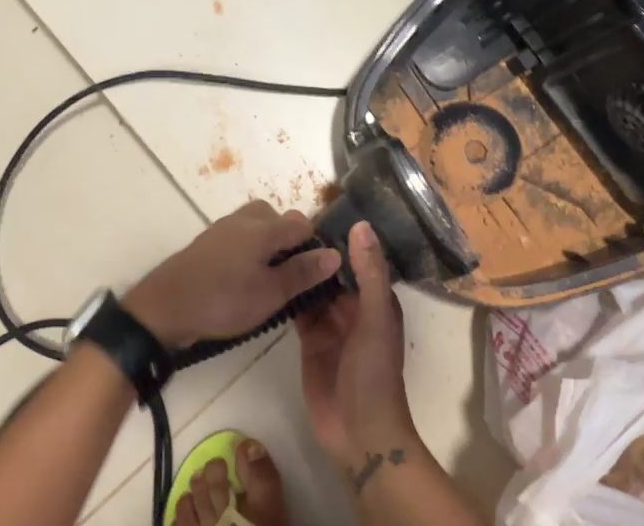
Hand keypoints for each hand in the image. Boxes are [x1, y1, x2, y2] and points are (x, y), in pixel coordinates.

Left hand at [123, 201, 341, 348]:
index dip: (315, 244)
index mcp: (262, 228)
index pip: (301, 224)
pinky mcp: (207, 243)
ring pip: (255, 224)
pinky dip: (249, 248)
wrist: (165, 307)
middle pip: (276, 217)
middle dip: (290, 238)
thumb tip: (335, 254)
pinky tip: (246, 275)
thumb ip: (301, 272)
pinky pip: (239, 236)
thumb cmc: (223, 300)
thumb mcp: (269, 293)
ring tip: (271, 275)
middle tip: (293, 273)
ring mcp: (222, 229)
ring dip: (268, 242)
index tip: (321, 270)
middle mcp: (243, 220)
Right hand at [296, 221, 415, 469]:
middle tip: (284, 222)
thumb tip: (361, 225)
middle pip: (332, 270)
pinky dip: (287, 294)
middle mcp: (353, 307)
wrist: (359, 433)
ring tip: (272, 241)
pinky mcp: (309, 341)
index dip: (340, 235)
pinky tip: (267, 274)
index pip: (358, 257)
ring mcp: (330, 324)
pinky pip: (298, 310)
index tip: (316, 208)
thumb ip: (369, 274)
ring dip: (299, 269)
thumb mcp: (376, 319)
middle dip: (314, 249)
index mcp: (376, 299)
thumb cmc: (374, 374)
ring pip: (313, 288)